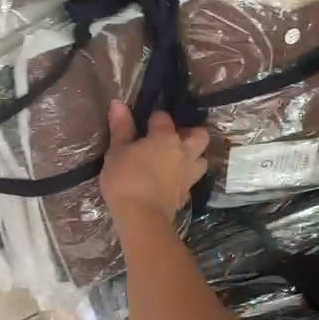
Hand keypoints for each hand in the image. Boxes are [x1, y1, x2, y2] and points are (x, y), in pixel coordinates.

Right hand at [98, 100, 209, 227]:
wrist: (141, 217)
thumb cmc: (125, 179)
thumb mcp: (116, 152)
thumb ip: (120, 128)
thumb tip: (118, 102)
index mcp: (165, 137)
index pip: (163, 118)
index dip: (153, 120)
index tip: (144, 126)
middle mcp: (183, 152)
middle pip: (199, 135)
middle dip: (189, 134)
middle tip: (172, 140)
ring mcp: (188, 175)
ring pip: (202, 159)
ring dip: (193, 157)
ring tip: (177, 161)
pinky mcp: (186, 194)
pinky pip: (191, 181)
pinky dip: (184, 179)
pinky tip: (172, 182)